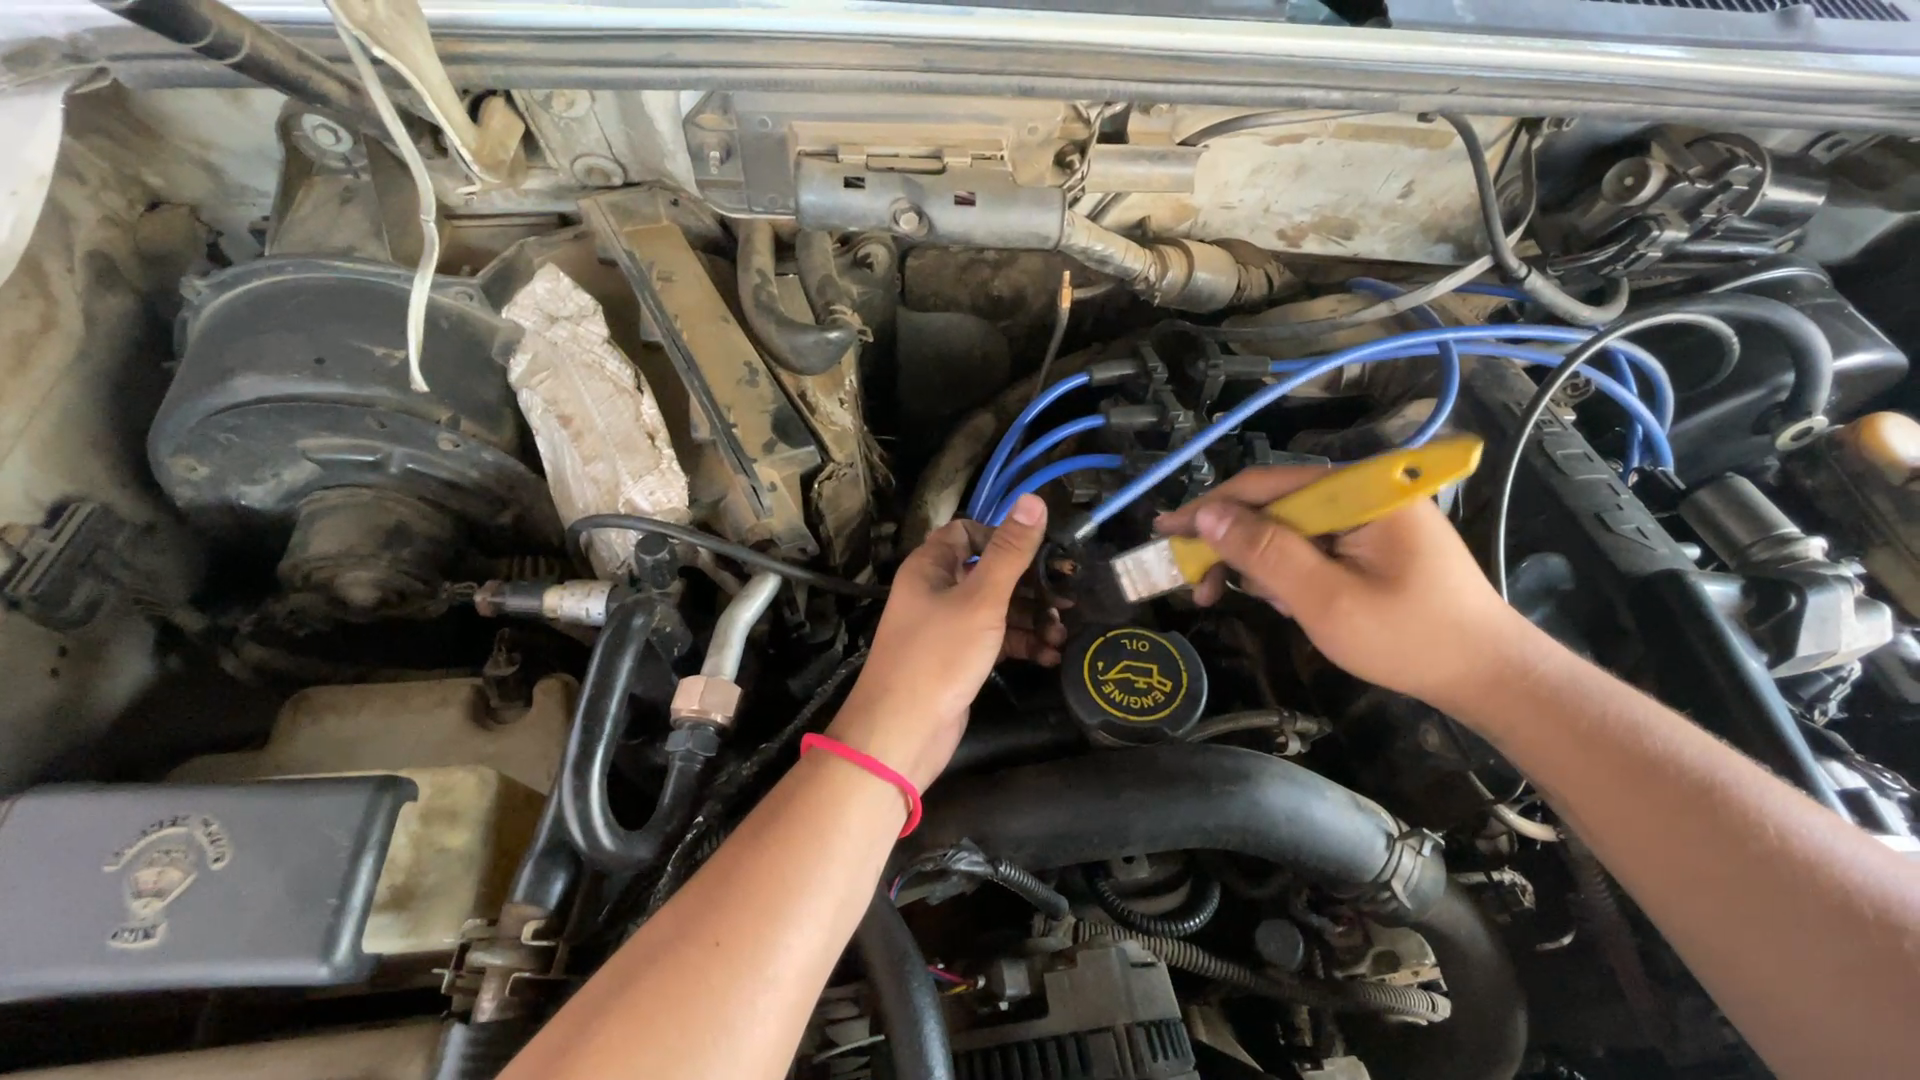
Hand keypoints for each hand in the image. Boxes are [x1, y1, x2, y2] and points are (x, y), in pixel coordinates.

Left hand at [828, 494, 1059, 787]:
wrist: (903, 731)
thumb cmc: (938, 656)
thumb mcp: (981, 599)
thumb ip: (1010, 552)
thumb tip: (1032, 498)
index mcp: (930, 567)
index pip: (967, 532)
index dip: (1003, 536)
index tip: (1040, 552)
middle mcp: (936, 591)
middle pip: (990, 572)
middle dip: (1030, 585)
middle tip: (1069, 598)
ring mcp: (947, 627)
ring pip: (997, 609)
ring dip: (1032, 618)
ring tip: (1063, 634)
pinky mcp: (959, 659)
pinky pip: (996, 640)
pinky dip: (1021, 644)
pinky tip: (1050, 655)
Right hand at [1155, 467, 1541, 712]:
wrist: (1487, 675)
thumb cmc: (1408, 639)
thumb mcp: (1325, 600)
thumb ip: (1265, 552)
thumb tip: (1206, 515)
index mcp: (1360, 490)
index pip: (1264, 483)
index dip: (1207, 508)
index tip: (1163, 532)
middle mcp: (1363, 491)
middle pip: (1273, 504)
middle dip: (1229, 543)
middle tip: (1194, 584)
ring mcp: (1369, 517)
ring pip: (1287, 527)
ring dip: (1254, 562)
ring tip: (1231, 599)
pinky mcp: (1372, 542)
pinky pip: (1311, 545)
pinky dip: (1284, 571)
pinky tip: (1281, 601)